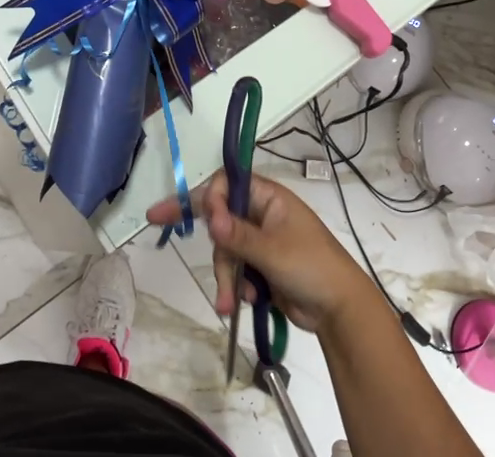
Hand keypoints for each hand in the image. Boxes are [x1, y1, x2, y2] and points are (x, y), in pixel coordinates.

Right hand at [147, 174, 372, 332]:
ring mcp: (260, 242)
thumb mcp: (273, 251)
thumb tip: (209, 218)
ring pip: (225, 250)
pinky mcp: (259, 268)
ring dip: (225, 275)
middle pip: (220, 218)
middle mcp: (261, 215)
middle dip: (210, 240)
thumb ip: (238, 235)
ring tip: (229, 302)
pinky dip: (233, 286)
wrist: (339, 310)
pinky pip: (235, 270)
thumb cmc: (312, 267)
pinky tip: (239, 303)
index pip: (227, 184)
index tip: (198, 218)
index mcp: (269, 198)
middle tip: (155, 218)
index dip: (210, 198)